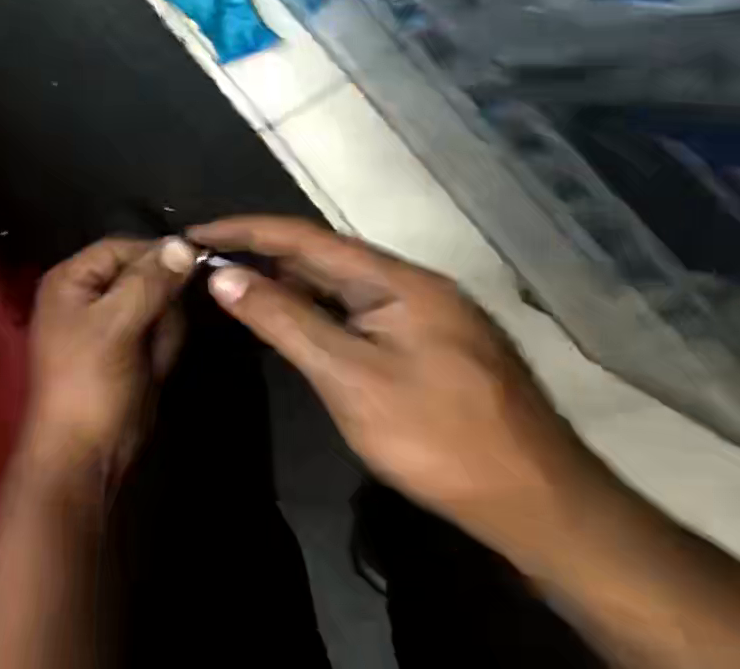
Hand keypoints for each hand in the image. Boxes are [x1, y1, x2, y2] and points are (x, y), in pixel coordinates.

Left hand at [21, 237, 194, 479]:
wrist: (86, 454)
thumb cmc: (91, 382)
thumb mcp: (117, 326)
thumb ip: (148, 282)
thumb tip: (181, 243)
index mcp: (71, 279)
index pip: (121, 248)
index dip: (156, 254)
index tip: (196, 264)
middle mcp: (88, 294)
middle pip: (145, 276)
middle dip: (160, 306)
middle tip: (154, 333)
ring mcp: (111, 323)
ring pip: (159, 306)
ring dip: (163, 333)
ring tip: (150, 358)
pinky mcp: (129, 349)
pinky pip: (159, 334)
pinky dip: (163, 351)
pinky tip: (154, 371)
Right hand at [188, 216, 604, 544]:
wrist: (545, 510)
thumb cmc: (439, 438)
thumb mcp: (347, 377)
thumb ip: (282, 319)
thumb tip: (221, 275)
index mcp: (397, 281)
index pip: (303, 237)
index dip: (243, 230)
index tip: (193, 233)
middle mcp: (410, 285)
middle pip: (320, 254)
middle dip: (258, 252)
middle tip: (202, 260)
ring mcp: (421, 314)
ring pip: (336, 282)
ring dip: (282, 279)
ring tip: (229, 282)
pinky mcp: (425, 343)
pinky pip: (352, 308)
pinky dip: (310, 306)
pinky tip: (284, 317)